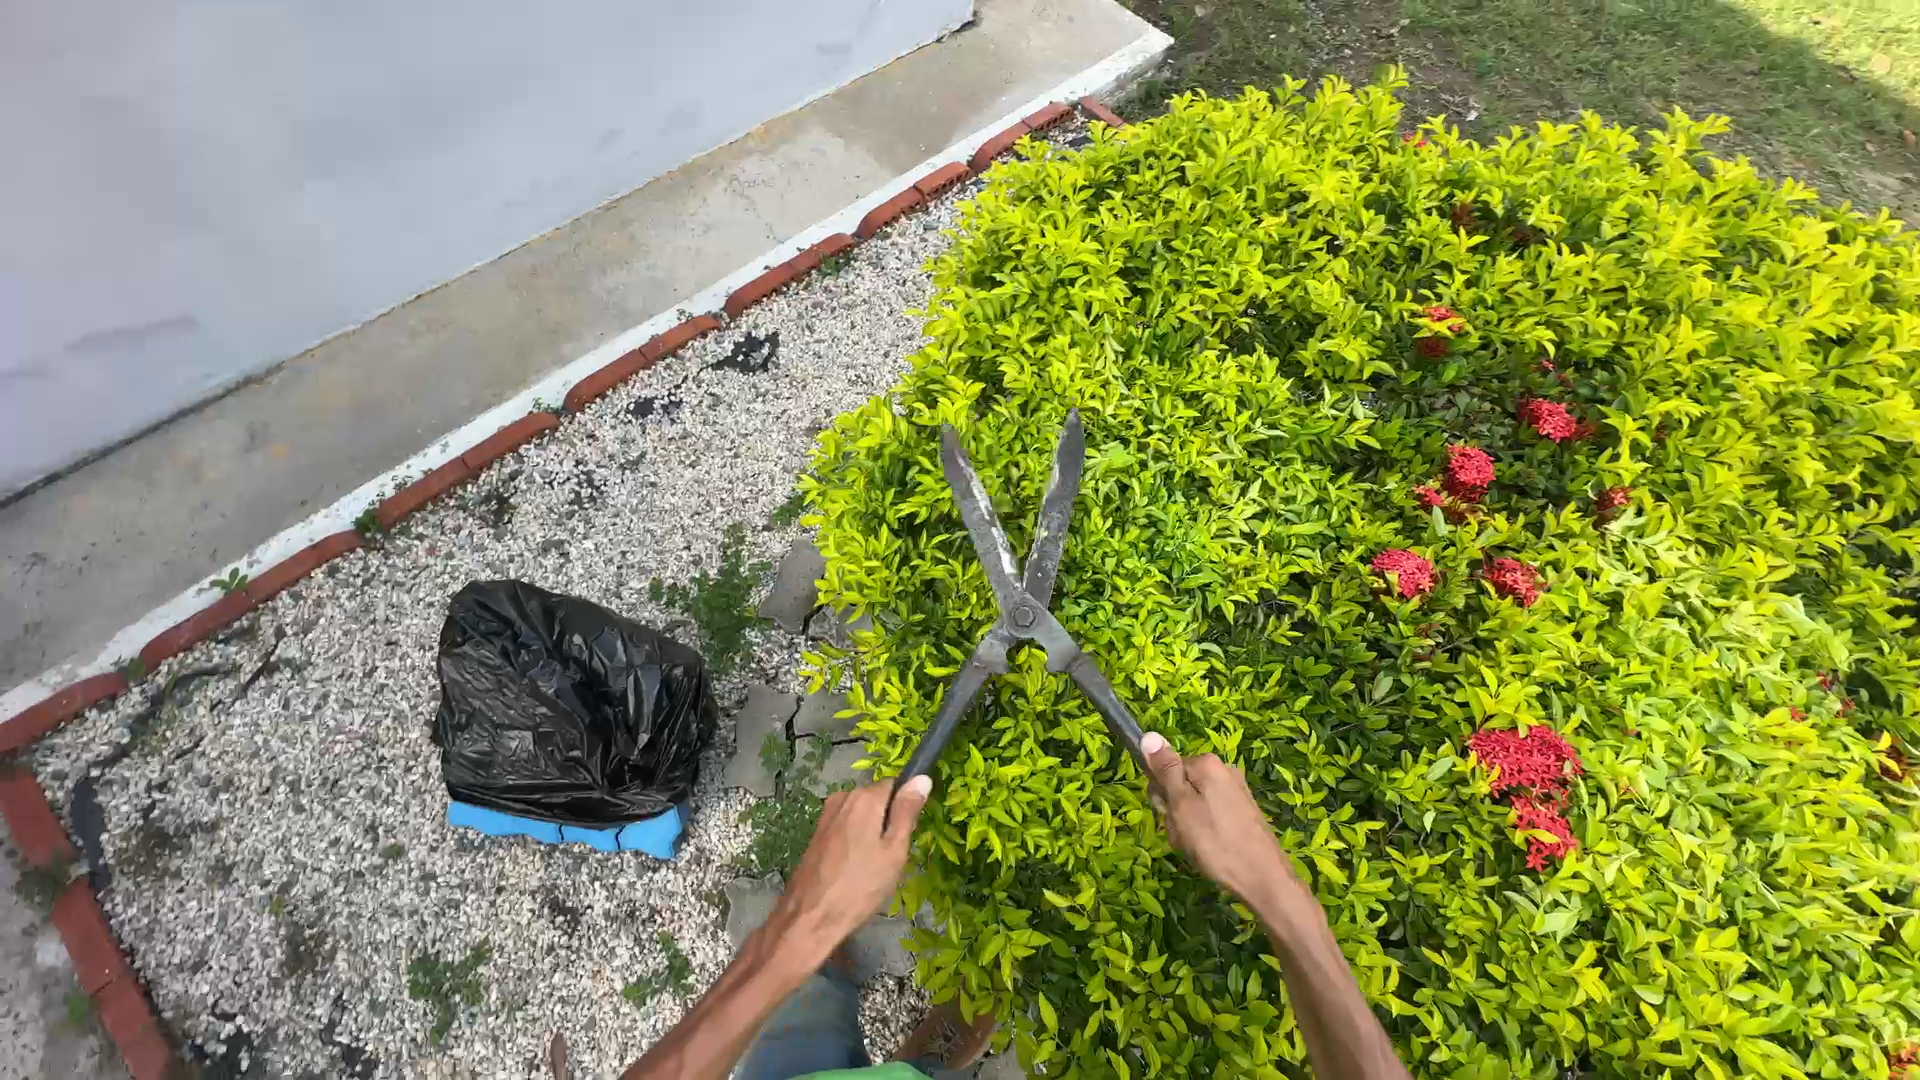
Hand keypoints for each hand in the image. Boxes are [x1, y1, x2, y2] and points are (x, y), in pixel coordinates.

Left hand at [769, 775, 932, 951]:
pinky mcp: (817, 833)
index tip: (904, 836)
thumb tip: (922, 778)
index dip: (904, 808)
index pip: (895, 785)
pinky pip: (845, 827)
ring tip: (871, 868)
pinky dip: (853, 842)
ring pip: (860, 815)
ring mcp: (827, 815)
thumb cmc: (860, 886)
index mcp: (865, 798)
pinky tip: (853, 870)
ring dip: (870, 833)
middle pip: (877, 799)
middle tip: (889, 857)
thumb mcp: (893, 851)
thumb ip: (907, 812)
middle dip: (886, 821)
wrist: (810, 917)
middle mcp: (843, 797)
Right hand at [1142, 732, 1301, 910]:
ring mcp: (1237, 792)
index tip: (1169, 816)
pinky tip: (1211, 851)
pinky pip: (1213, 816)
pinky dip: (1206, 833)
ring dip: (1188, 826)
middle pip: (1182, 785)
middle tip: (1183, 835)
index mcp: (1207, 764)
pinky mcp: (1244, 812)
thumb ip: (1165, 770)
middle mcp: (1224, 771)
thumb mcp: (1182, 805)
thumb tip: (1149, 735)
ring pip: (1196, 804)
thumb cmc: (1216, 841)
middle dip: (1176, 812)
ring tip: (1197, 847)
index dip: (1162, 795)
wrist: (1264, 879)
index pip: (1166, 769)